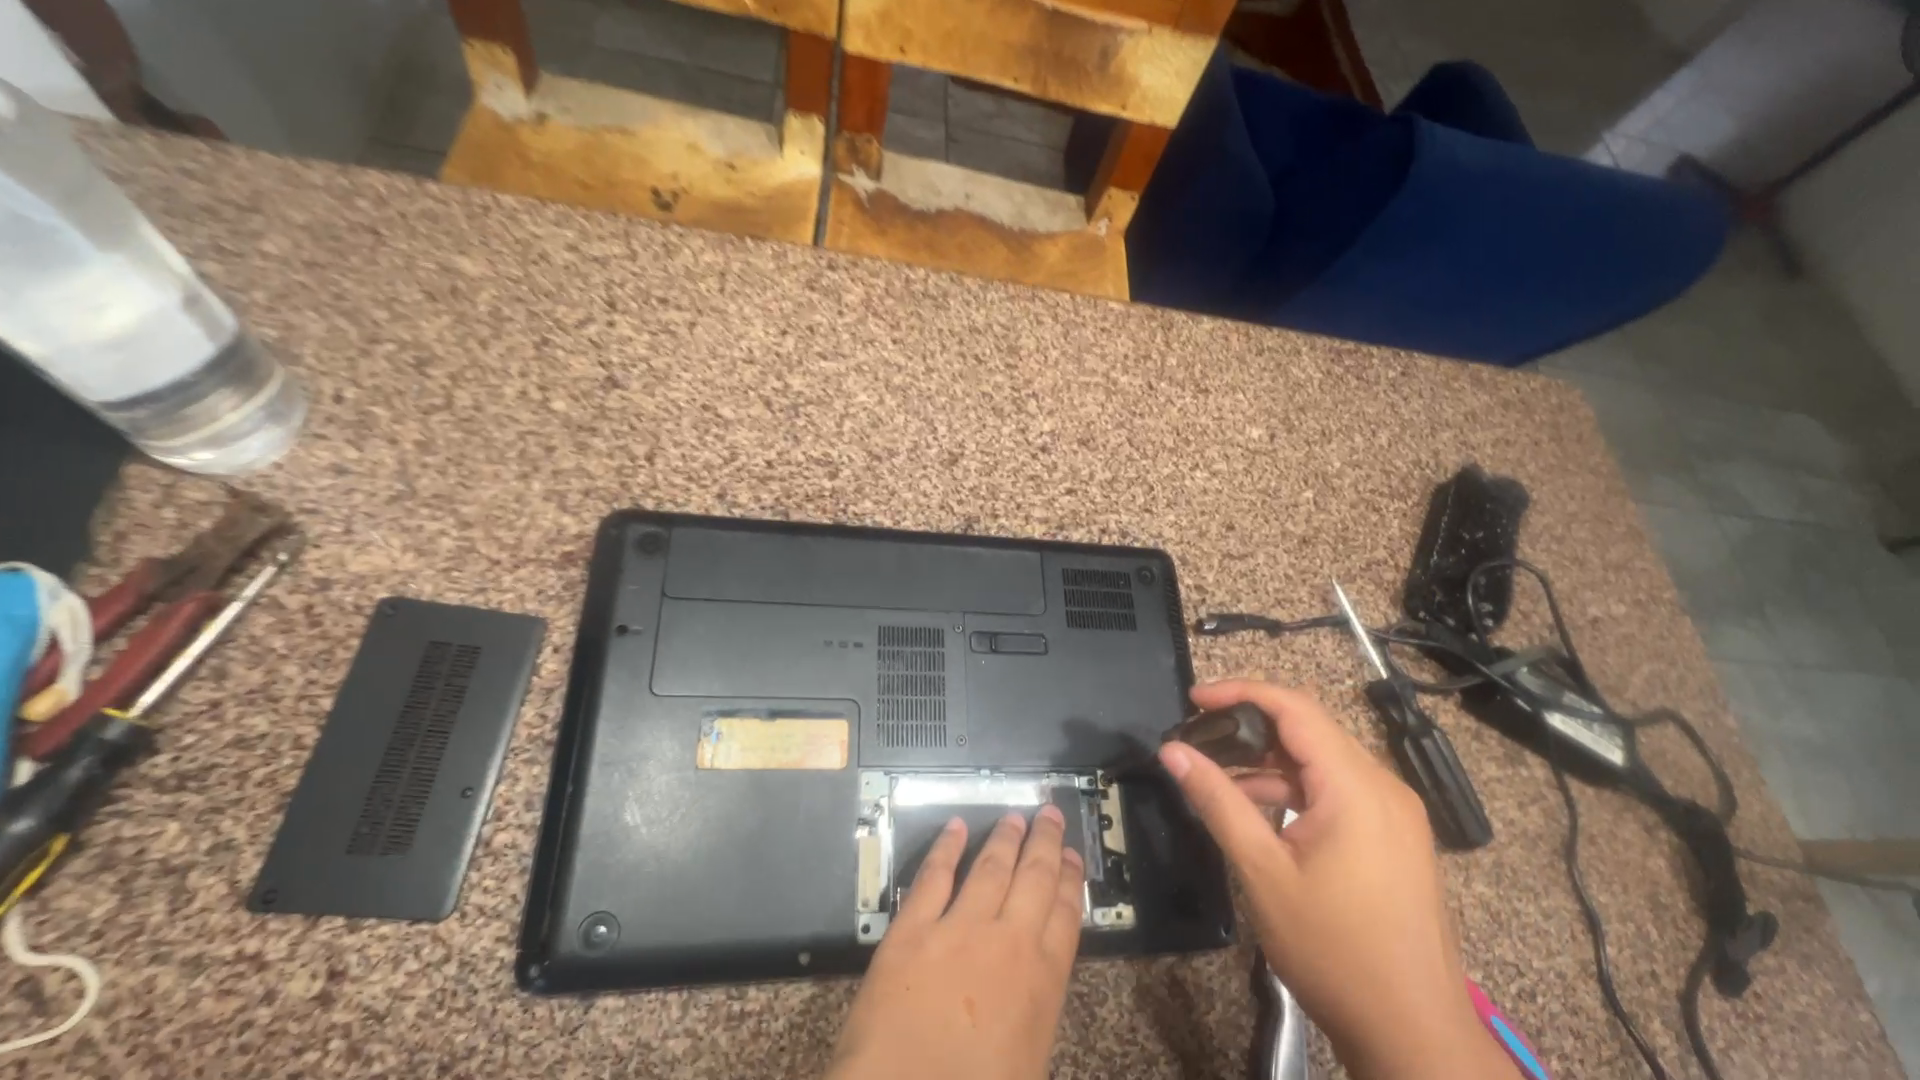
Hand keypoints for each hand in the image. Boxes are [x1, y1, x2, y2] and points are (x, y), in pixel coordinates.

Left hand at [826, 806, 1084, 1079]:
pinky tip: (955, 827)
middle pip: (1033, 879)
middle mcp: (1008, 942)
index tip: (1071, 854)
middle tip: (1050, 814)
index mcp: (1043, 980)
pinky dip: (946, 848)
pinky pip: (933, 877)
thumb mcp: (1031, 1058)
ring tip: (1015, 817)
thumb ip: (1036, 1010)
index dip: (1069, 879)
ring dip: (1005, 839)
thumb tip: (1034, 985)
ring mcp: (958, 929)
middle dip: (1045, 842)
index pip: (1065, 914)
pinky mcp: (911, 929)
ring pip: (990, 869)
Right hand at [1159, 680, 1517, 1079]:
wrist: (1411, 1030)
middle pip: (1312, 730)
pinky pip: (1339, 793)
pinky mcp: (1395, 839)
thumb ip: (1218, 801)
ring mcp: (1395, 814)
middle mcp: (1384, 787)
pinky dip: (1296, 791)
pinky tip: (1259, 813)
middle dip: (1251, 727)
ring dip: (1271, 764)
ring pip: (1324, 763)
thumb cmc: (1333, 948)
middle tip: (1198, 738)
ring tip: (1218, 779)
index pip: (1296, 708)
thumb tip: (1173, 751)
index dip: (1241, 692)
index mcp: (1357, 786)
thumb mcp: (1263, 871)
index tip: (1194, 698)